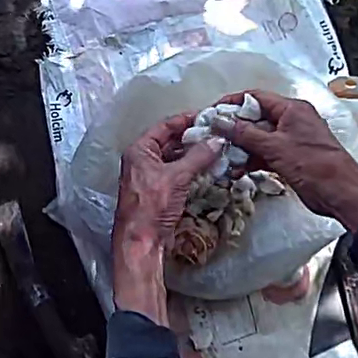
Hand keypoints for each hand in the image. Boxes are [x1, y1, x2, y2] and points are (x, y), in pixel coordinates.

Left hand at [111, 113, 223, 321]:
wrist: (142, 240)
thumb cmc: (151, 206)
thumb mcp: (177, 176)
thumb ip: (198, 156)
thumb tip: (217, 140)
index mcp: (139, 151)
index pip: (164, 127)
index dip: (185, 120)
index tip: (206, 116)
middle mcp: (142, 161)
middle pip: (170, 142)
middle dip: (193, 138)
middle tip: (216, 134)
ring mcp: (150, 177)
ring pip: (176, 159)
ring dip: (195, 155)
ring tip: (217, 149)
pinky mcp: (159, 192)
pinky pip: (178, 174)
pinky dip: (193, 170)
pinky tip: (209, 169)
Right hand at [212, 91, 357, 230]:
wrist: (342, 194)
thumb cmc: (315, 166)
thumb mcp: (275, 147)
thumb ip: (245, 134)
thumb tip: (219, 120)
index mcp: (292, 109)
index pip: (256, 97)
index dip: (233, 103)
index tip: (213, 112)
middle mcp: (292, 121)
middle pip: (255, 118)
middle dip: (234, 128)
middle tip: (213, 137)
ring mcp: (291, 140)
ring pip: (258, 138)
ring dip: (240, 148)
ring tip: (223, 158)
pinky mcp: (290, 158)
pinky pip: (264, 154)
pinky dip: (251, 160)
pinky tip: (236, 171)